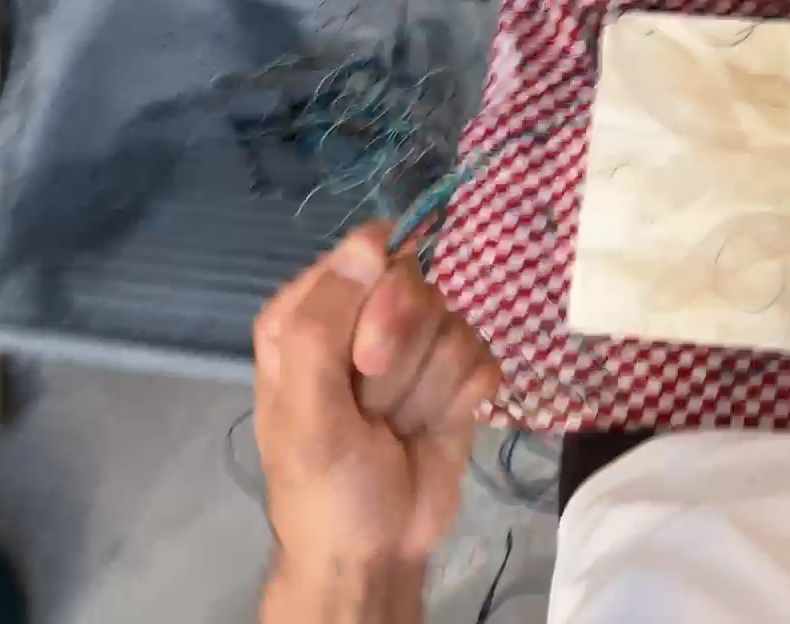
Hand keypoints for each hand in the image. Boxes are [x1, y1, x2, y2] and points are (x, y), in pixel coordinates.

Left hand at [254, 222, 500, 619]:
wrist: (379, 549)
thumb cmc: (323, 486)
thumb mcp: (304, 414)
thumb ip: (323, 326)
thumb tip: (372, 239)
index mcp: (314, 313)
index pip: (369, 254)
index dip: (380, 297)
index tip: (368, 354)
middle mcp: (367, 317)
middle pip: (418, 287)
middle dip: (401, 356)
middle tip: (374, 408)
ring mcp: (419, 343)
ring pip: (455, 326)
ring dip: (426, 391)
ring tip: (397, 427)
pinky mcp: (462, 368)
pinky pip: (485, 356)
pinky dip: (462, 400)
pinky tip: (434, 426)